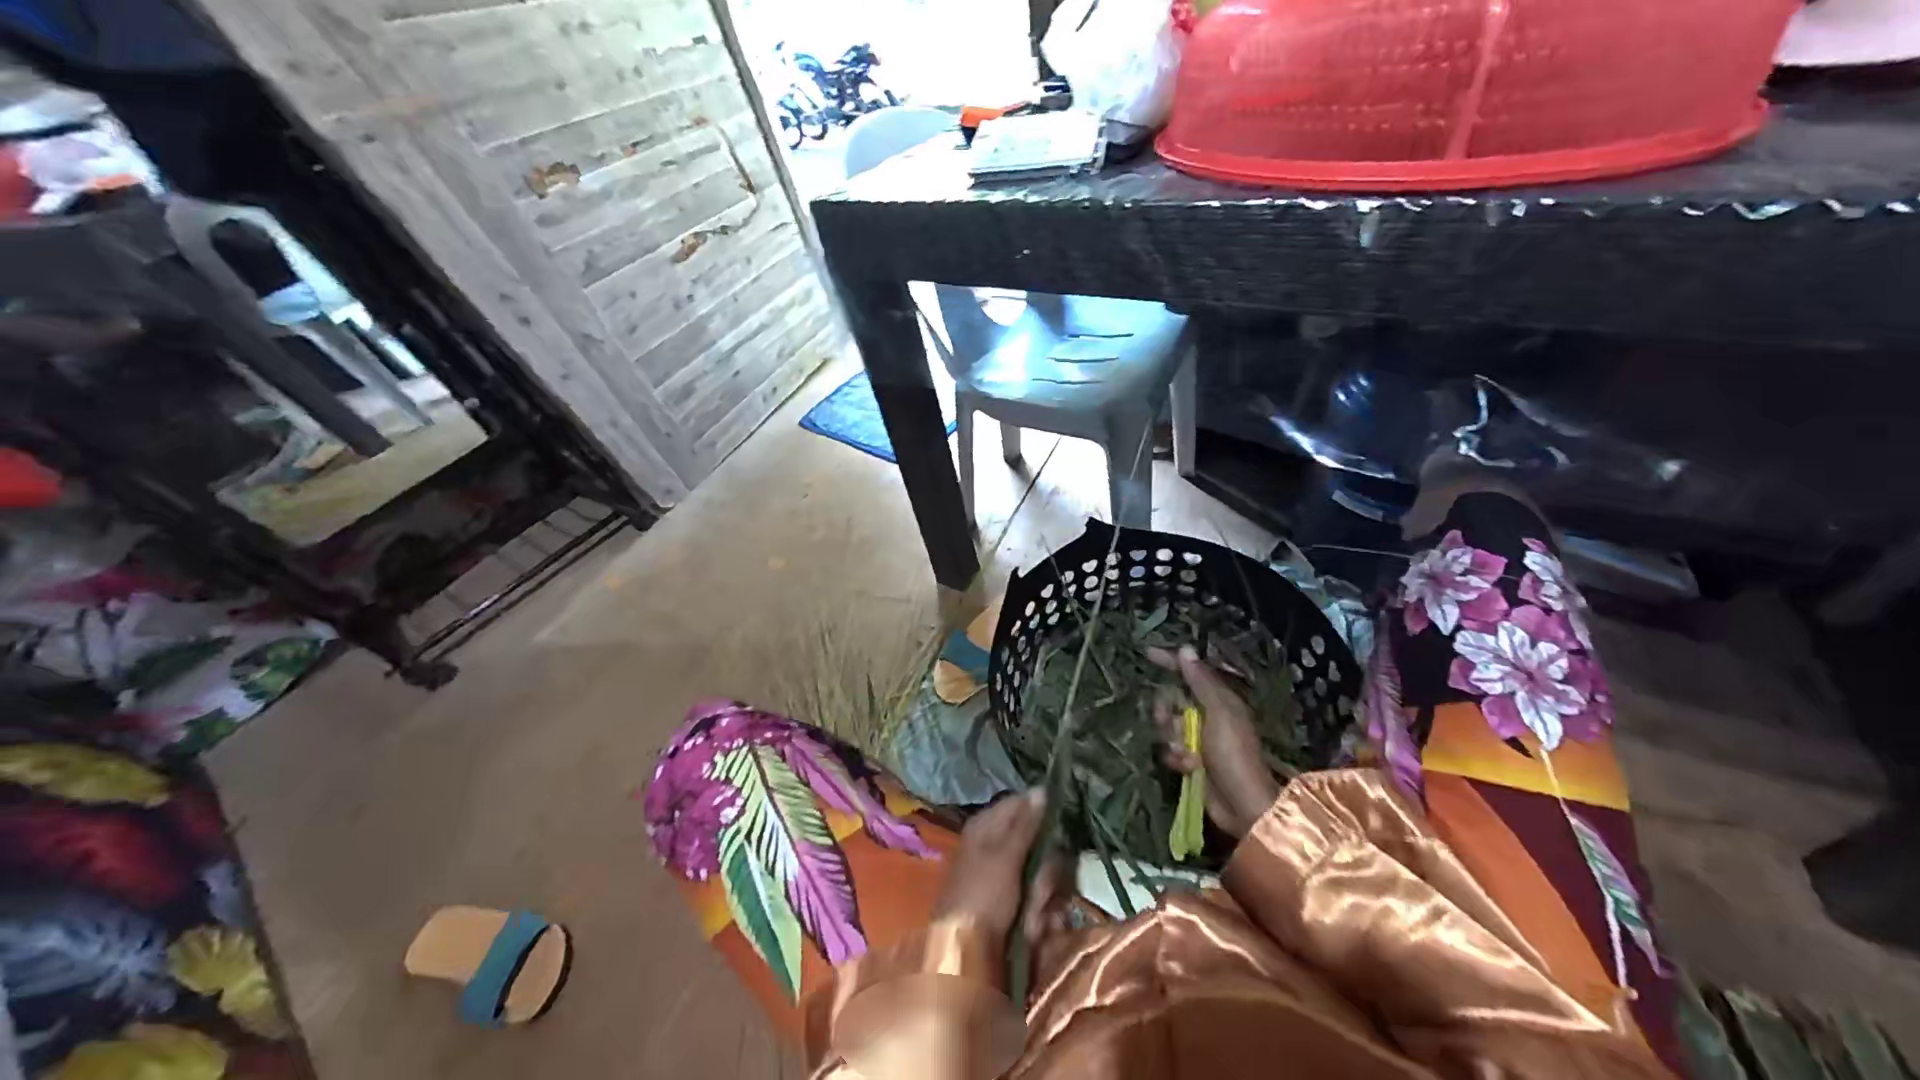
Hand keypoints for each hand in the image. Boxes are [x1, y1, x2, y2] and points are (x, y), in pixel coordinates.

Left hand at [932, 789, 1069, 946]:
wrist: (962, 953)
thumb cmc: (980, 896)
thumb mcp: (1003, 857)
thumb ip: (1025, 824)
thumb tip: (1042, 788)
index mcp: (989, 826)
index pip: (1023, 804)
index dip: (1044, 817)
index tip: (1059, 834)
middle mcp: (1000, 845)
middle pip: (1042, 843)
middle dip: (1048, 872)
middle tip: (1039, 890)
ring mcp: (1009, 876)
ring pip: (1047, 874)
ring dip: (1046, 899)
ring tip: (1033, 918)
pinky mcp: (1016, 903)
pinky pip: (1044, 899)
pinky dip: (1044, 916)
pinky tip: (1037, 930)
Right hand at [1147, 645, 1280, 839]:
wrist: (1242, 805)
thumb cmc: (1234, 754)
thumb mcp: (1219, 713)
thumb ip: (1201, 682)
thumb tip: (1185, 649)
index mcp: (1220, 700)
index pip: (1191, 672)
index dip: (1170, 662)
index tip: (1147, 654)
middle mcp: (1208, 715)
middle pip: (1172, 700)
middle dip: (1166, 711)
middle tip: (1171, 724)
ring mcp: (1199, 739)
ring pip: (1167, 726)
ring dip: (1172, 739)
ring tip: (1187, 753)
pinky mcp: (1191, 761)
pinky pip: (1170, 749)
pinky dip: (1176, 758)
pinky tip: (1187, 768)